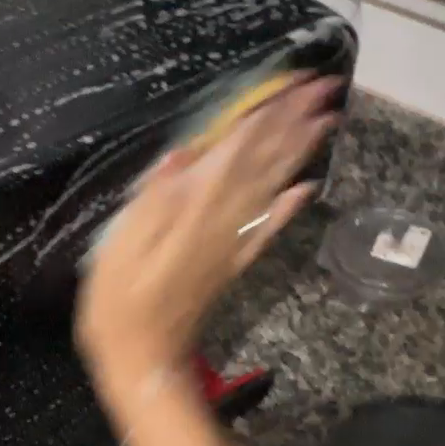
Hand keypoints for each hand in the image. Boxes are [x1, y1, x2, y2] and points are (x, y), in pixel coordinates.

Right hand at [76, 75, 341, 380]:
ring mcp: (231, 247)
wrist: (144, 364)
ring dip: (299, 153)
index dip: (264, 114)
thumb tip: (182, 155)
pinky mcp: (231, 267)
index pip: (236, 151)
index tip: (295, 80)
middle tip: (325, 86)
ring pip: (272, 190)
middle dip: (293, 123)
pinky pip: (267, 231)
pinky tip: (306, 188)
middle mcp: (222, 224)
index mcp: (193, 213)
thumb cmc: (118, 309)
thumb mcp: (118, 250)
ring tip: (327, 119)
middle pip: (263, 164)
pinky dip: (288, 208)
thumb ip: (152, 201)